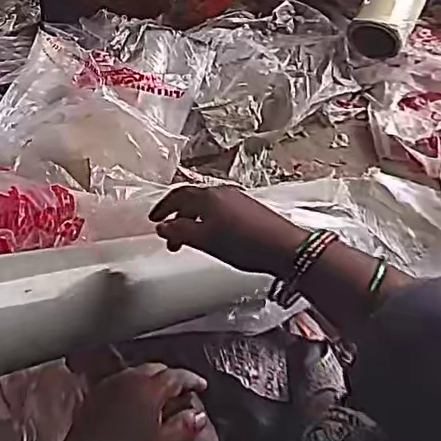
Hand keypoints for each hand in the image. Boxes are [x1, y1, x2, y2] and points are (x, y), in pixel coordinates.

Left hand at [49, 362, 208, 440]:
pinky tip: (137, 402)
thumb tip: (198, 415)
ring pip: (136, 373)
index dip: (191, 379)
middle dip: (170, 377)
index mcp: (148, 387)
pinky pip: (121, 381)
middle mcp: (127, 378)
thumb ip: (184, 427)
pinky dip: (134, 387)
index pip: (174, 375)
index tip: (201, 385)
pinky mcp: (96, 393)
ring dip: (150, 381)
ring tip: (162, 396)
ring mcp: (109, 383)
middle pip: (154, 369)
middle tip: (183, 390)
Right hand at [149, 185, 309, 275]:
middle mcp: (221, 192)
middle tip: (170, 234)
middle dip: (178, 216)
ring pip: (206, 206)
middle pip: (191, 199)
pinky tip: (214, 235)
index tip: (154, 219)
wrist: (286, 249)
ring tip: (191, 239)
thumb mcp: (205, 240)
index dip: (163, 207)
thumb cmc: (245, 244)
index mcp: (207, 196)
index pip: (177, 196)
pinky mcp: (250, 209)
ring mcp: (237, 199)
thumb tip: (162, 227)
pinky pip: (220, 210)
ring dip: (194, 220)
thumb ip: (179, 232)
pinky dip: (209, 220)